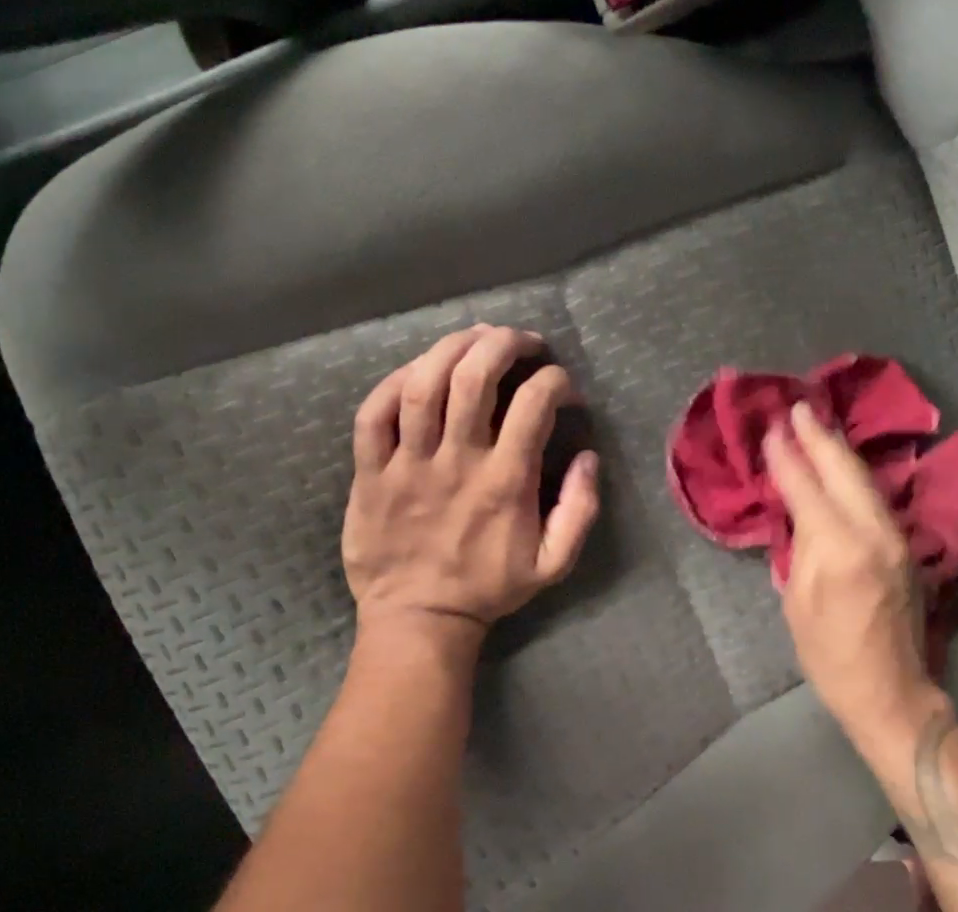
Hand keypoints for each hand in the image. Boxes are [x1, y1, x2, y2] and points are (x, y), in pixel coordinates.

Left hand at [341, 326, 600, 649]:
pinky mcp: (370, 473)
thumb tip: (587, 456)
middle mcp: (456, 462)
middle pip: (474, 378)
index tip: (563, 386)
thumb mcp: (554, 563)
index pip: (534, 404)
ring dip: (451, 348)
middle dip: (503, 344)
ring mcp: (408, 464)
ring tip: (475, 336)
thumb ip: (580, 509)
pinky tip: (418, 369)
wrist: (418, 622)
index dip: (555, 381)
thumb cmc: (489, 588)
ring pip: (422, 385)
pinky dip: (393, 381)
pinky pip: (372, 413)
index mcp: (505, 482)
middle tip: (522, 340)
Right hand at [765, 401, 940, 740]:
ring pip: (865, 480)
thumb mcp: (797, 602)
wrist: (891, 691)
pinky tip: (843, 465)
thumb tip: (796, 510)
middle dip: (819, 437)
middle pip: (844, 470)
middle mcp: (872, 532)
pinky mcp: (906, 546)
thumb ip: (799, 548)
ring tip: (818, 426)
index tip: (773, 428)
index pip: (807, 488)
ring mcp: (896, 537)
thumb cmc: (830, 657)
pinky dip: (855, 476)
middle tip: (799, 407)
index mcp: (838, 549)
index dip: (787, 456)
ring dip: (840, 451)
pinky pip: (876, 498)